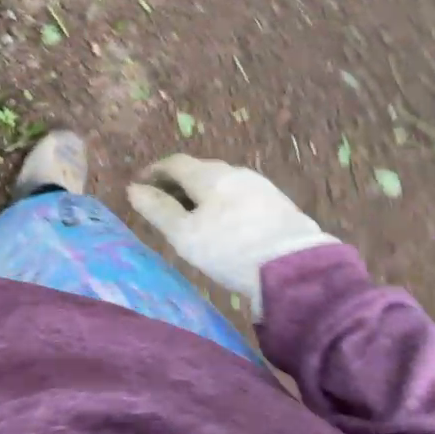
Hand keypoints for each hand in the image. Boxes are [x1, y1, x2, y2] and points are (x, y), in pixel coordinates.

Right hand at [127, 155, 338, 319]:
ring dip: (203, 194)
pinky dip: (225, 203)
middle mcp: (234, 172)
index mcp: (207, 175)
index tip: (141, 186)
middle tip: (165, 203)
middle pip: (199, 170)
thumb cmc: (231, 250)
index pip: (173, 162)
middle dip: (178, 183)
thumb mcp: (184, 235)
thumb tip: (133, 189)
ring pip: (223, 183)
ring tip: (195, 216)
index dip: (154, 172)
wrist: (300, 271)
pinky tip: (227, 224)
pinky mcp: (281, 205)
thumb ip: (156, 209)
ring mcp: (261, 187)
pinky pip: (242, 196)